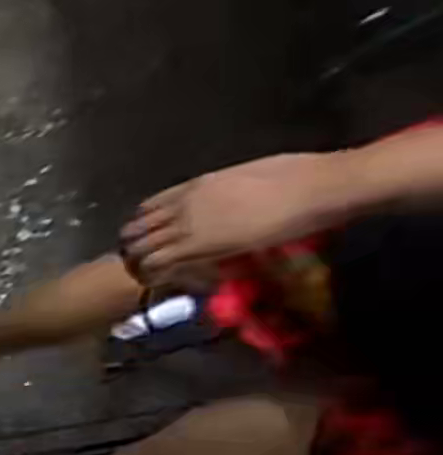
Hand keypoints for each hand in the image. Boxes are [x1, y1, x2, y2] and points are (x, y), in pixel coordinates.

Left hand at [121, 152, 353, 284]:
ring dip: (137, 262)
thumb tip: (223, 198)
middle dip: (132, 245)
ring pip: (138, 248)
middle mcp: (182, 205)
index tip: (147, 235)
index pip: (146, 207)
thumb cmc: (302, 175)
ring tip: (147, 272)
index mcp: (196, 185)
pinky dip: (151, 272)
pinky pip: (155, 263)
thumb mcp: (248, 175)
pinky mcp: (194, 246)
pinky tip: (159, 278)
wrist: (321, 187)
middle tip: (140, 259)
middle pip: (134, 230)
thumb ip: (223, 189)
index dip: (141, 224)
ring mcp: (185, 225)